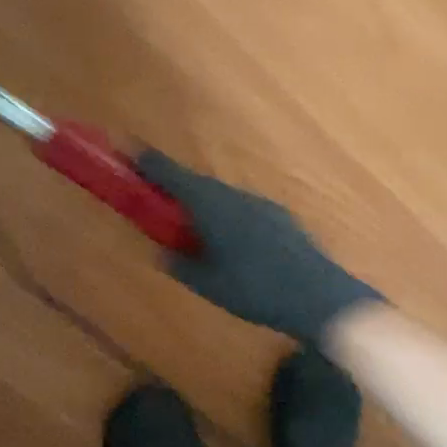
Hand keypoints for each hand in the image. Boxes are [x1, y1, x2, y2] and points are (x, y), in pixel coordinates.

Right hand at [137, 150, 382, 343]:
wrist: (318, 295)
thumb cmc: (255, 290)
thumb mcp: (208, 284)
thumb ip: (181, 264)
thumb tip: (164, 253)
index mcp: (211, 206)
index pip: (172, 175)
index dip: (148, 164)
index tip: (128, 151)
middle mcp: (235, 196)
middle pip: (198, 185)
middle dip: (176, 188)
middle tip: (158, 199)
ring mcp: (262, 205)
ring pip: (224, 199)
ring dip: (204, 207)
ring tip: (194, 231)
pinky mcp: (281, 219)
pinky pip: (244, 212)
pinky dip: (229, 219)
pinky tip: (232, 245)